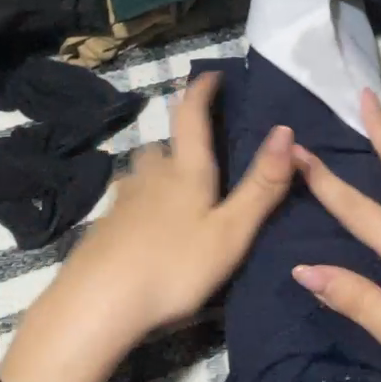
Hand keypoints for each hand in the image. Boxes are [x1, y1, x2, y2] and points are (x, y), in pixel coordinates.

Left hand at [45, 72, 299, 350]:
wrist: (94, 307)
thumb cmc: (173, 266)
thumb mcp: (231, 231)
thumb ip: (261, 186)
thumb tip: (285, 131)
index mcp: (186, 171)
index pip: (192, 116)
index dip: (201, 90)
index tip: (210, 74)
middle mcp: (151, 176)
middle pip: (164, 146)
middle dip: (182, 142)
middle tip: (203, 155)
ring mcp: (122, 202)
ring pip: (144, 174)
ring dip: (161, 174)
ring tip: (178, 193)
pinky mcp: (103, 229)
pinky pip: (129, 203)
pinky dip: (142, 205)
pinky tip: (148, 229)